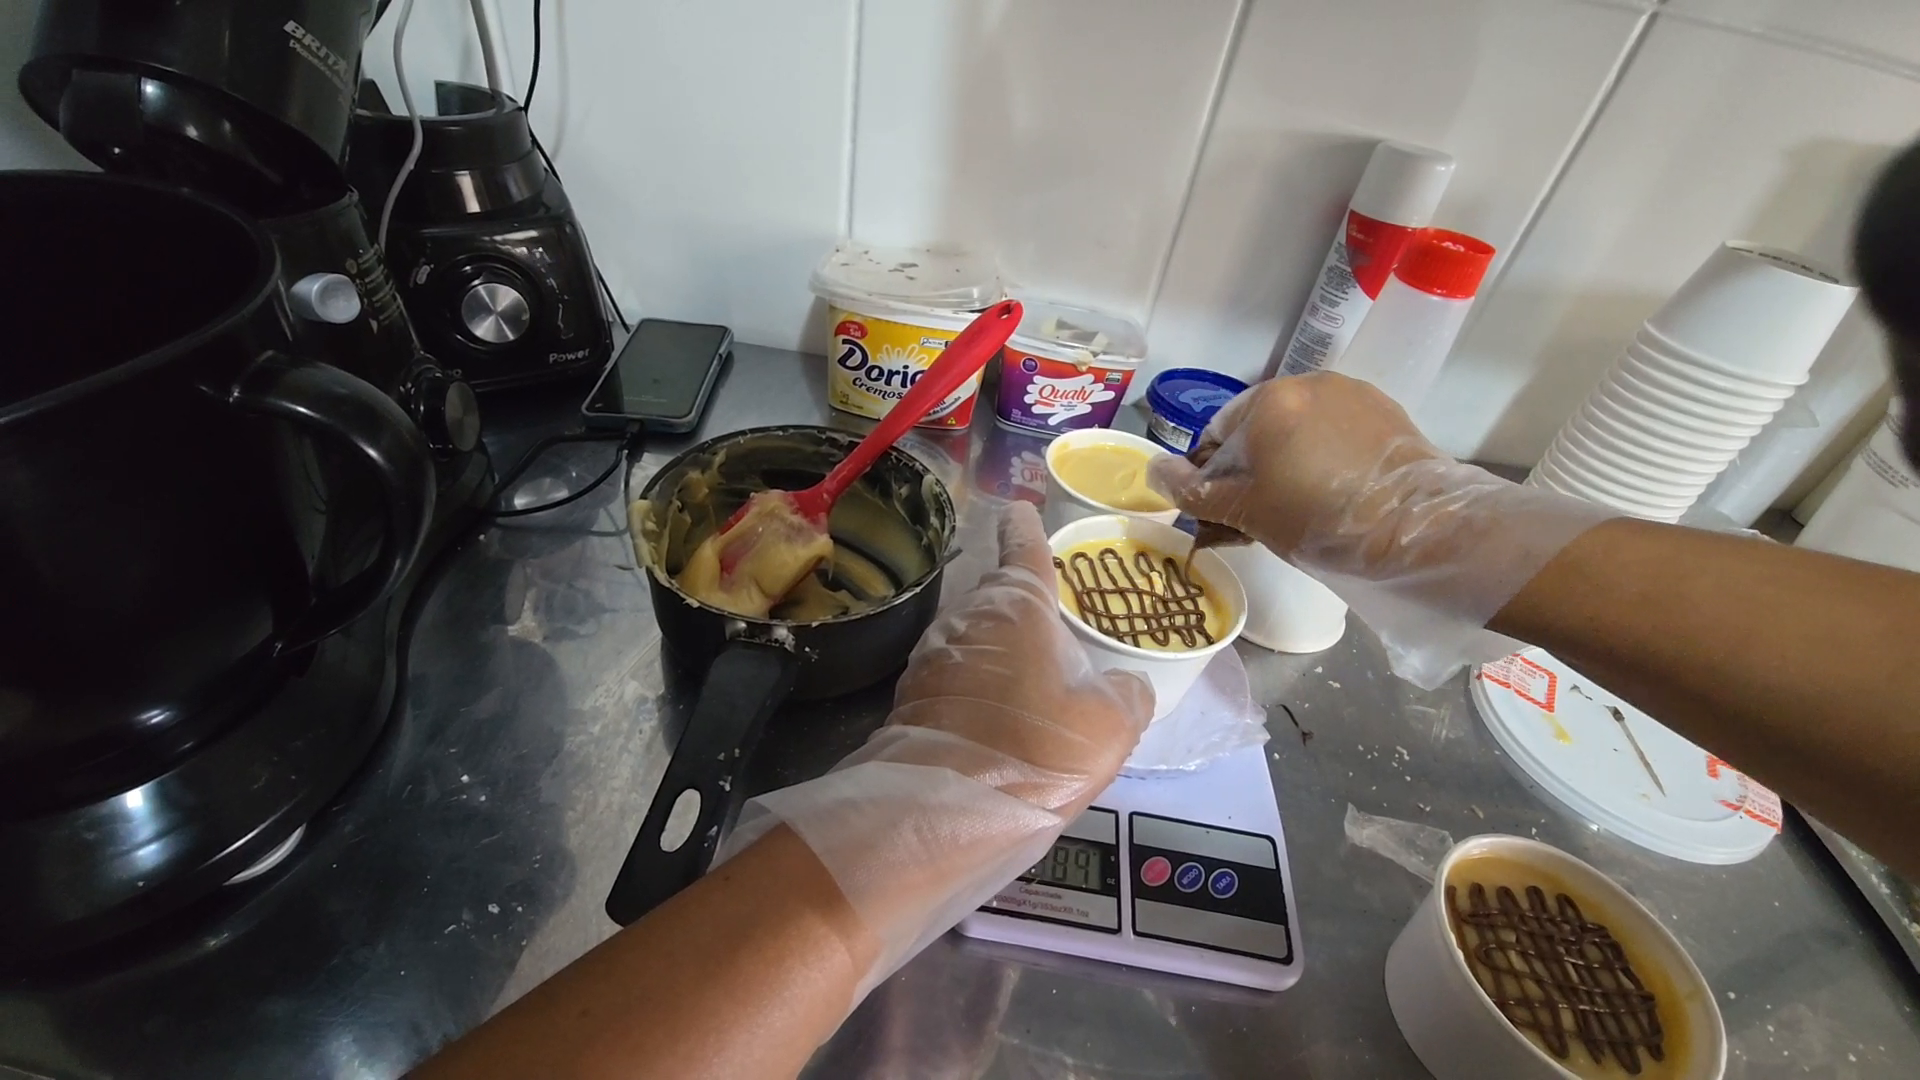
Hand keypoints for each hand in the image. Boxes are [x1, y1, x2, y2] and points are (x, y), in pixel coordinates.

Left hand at [886, 500, 1153, 812]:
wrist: (941, 811)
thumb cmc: (1034, 751)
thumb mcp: (1109, 727)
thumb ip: (1128, 693)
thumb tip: (1126, 683)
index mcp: (1017, 607)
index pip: (1024, 548)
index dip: (1026, 527)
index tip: (1020, 509)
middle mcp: (968, 616)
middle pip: (998, 596)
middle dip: (1022, 607)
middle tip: (1052, 635)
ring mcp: (932, 654)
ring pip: (974, 636)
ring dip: (998, 651)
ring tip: (1026, 691)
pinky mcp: (910, 694)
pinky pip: (953, 673)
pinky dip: (974, 685)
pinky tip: (992, 723)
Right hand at [1149, 372, 1443, 557]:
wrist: (1415, 529)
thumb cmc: (1315, 518)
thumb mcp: (1243, 511)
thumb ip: (1191, 490)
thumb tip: (1152, 470)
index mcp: (1267, 400)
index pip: (1216, 435)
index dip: (1213, 476)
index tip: (1227, 510)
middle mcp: (1308, 382)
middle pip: (1258, 428)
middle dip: (1253, 466)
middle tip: (1264, 512)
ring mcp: (1352, 393)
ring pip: (1299, 428)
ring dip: (1289, 459)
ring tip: (1305, 504)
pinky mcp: (1387, 412)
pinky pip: (1337, 430)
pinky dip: (1327, 454)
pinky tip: (1339, 490)